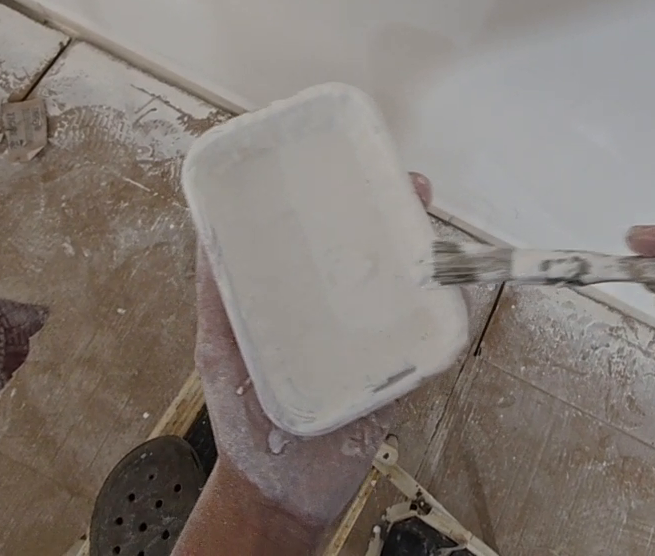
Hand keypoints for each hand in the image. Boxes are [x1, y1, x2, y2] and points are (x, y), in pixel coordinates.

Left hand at [179, 172, 436, 551]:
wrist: (282, 493)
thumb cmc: (246, 418)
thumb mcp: (220, 348)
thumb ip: (218, 296)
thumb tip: (208, 233)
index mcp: (306, 290)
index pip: (331, 232)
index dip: (345, 193)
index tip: (352, 161)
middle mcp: (345, 303)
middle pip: (377, 245)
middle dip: (395, 208)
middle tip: (406, 184)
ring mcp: (376, 331)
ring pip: (408, 277)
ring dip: (422, 244)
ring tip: (423, 214)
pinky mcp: (401, 364)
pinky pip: (429, 327)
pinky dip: (444, 299)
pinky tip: (445, 276)